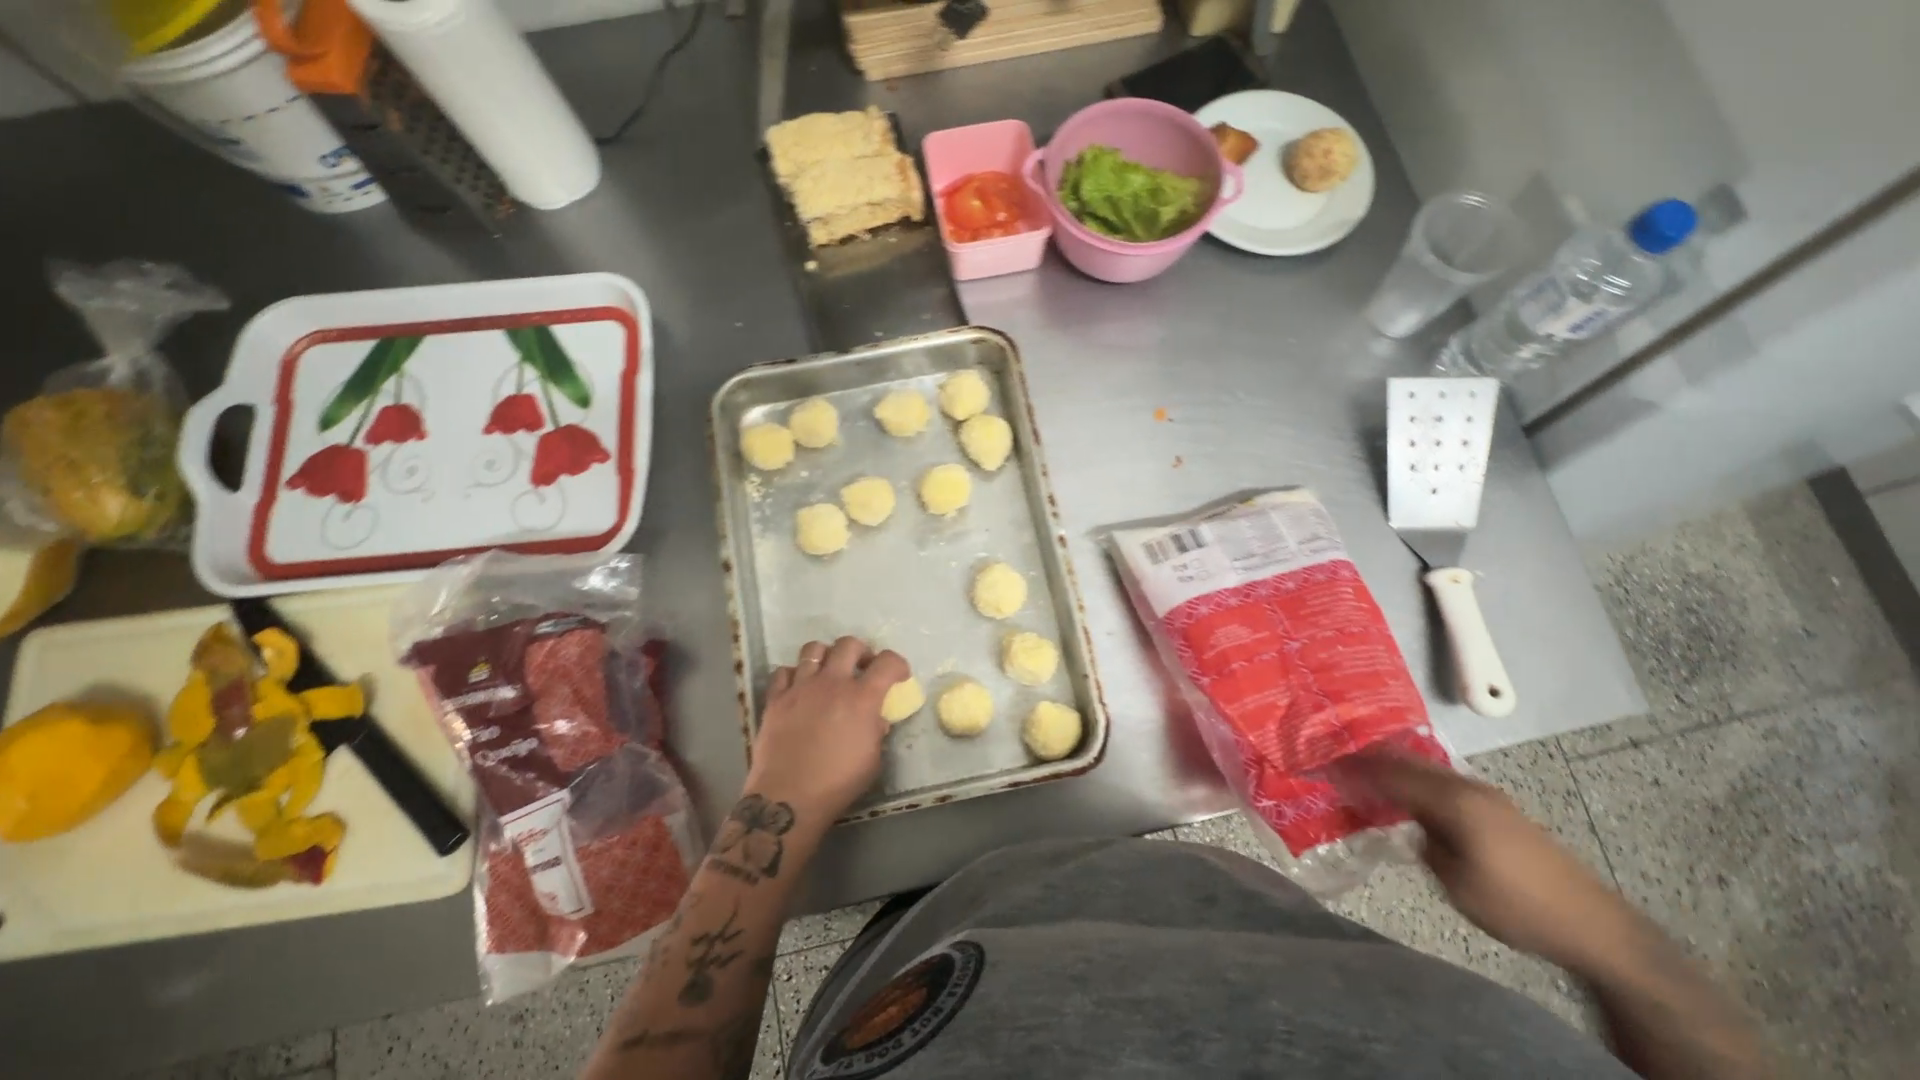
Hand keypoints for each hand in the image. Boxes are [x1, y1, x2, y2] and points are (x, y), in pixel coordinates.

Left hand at [746, 637, 907, 827]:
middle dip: (861, 652)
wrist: (789, 797)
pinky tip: (799, 688)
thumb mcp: (873, 759)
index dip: (897, 664)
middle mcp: (832, 683)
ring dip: (827, 656)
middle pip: (848, 645)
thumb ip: (877, 731)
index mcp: (862, 698)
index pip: (887, 662)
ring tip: (829, 673)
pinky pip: (784, 672)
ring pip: (813, 649)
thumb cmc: (838, 782)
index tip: (898, 675)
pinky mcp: (776, 699)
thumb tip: (876, 718)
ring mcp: (800, 687)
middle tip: (862, 668)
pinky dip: (795, 674)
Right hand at [1343, 750, 1645, 974]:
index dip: (1357, 768)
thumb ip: (1425, 846)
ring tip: (1365, 774)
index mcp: (1454, 801)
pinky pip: (1446, 784)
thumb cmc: (1516, 906)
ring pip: (1430, 772)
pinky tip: (1409, 796)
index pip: (1392, 774)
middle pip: (1411, 763)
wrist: (1591, 923)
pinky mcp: (1500, 810)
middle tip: (1338, 762)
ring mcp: (1489, 796)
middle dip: (1373, 760)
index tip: (1324, 763)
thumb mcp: (1454, 883)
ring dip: (1397, 770)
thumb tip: (1412, 828)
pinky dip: (1419, 783)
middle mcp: (1469, 788)